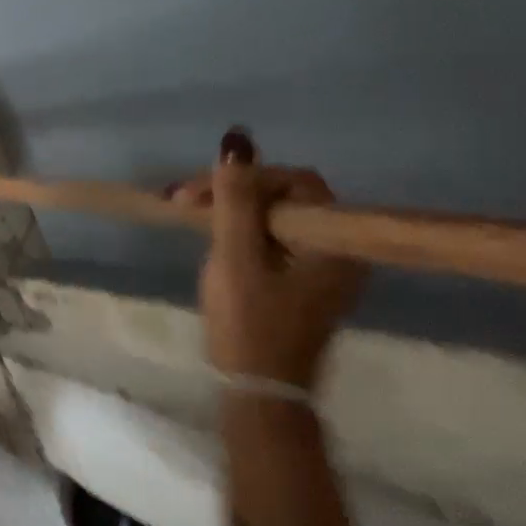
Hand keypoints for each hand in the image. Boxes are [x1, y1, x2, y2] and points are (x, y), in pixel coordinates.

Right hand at [173, 131, 365, 389]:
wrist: (258, 385)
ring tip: (189, 216)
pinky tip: (212, 237)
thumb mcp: (236, 254)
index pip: (296, 182)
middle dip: (233, 192)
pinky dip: (241, 230)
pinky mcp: (305, 280)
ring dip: (231, 210)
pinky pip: (275, 237)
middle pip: (286, 196)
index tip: (197, 195)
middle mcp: (341, 249)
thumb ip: (236, 197)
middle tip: (184, 203)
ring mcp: (325, 267)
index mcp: (335, 242)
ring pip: (276, 216)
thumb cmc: (249, 318)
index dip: (246, 178)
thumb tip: (237, 140)